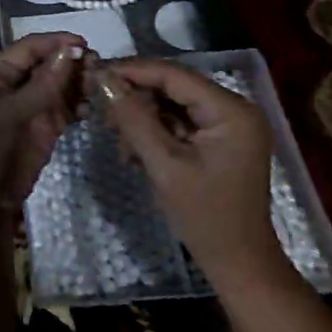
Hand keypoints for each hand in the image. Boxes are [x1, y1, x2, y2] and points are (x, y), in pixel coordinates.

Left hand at [0, 32, 86, 212]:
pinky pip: (66, 109)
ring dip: (79, 83)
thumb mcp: (11, 111)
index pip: (30, 47)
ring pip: (60, 86)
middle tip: (101, 67)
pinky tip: (91, 108)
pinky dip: (79, 106)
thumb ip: (44, 84)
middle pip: (49, 64)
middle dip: (73, 63)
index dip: (56, 43)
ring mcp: (31, 106)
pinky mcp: (44, 128)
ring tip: (100, 85)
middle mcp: (15, 84)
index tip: (86, 45)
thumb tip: (72, 51)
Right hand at [91, 59, 290, 289]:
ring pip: (171, 103)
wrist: (237, 260)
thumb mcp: (163, 165)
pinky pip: (178, 121)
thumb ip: (133, 119)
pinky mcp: (217, 139)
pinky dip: (153, 131)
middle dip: (135, 97)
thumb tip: (104, 80)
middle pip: (172, 86)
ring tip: (121, 144)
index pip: (174, 75)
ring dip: (141, 117)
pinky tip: (135, 151)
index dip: (132, 70)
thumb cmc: (204, 215)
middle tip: (102, 115)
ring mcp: (227, 124)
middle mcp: (234, 109)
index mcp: (231, 111)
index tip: (94, 75)